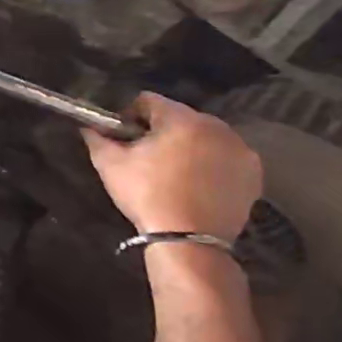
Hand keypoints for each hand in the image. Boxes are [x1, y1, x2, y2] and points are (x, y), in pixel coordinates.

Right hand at [81, 92, 262, 239]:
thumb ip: (96, 138)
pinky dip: (211, 163)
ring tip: (174, 172)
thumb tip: (88, 126)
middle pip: (179, 117)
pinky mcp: (253, 173)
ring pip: (204, 136)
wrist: (189, 241)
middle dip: (161, 130)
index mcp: (181, 119)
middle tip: (147, 156)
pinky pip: (225, 156)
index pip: (148, 100)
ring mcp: (240, 150)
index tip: (123, 138)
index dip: (130, 115)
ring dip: (188, 145)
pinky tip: (197, 184)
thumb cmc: (147, 195)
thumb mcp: (110, 165)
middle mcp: (217, 126)